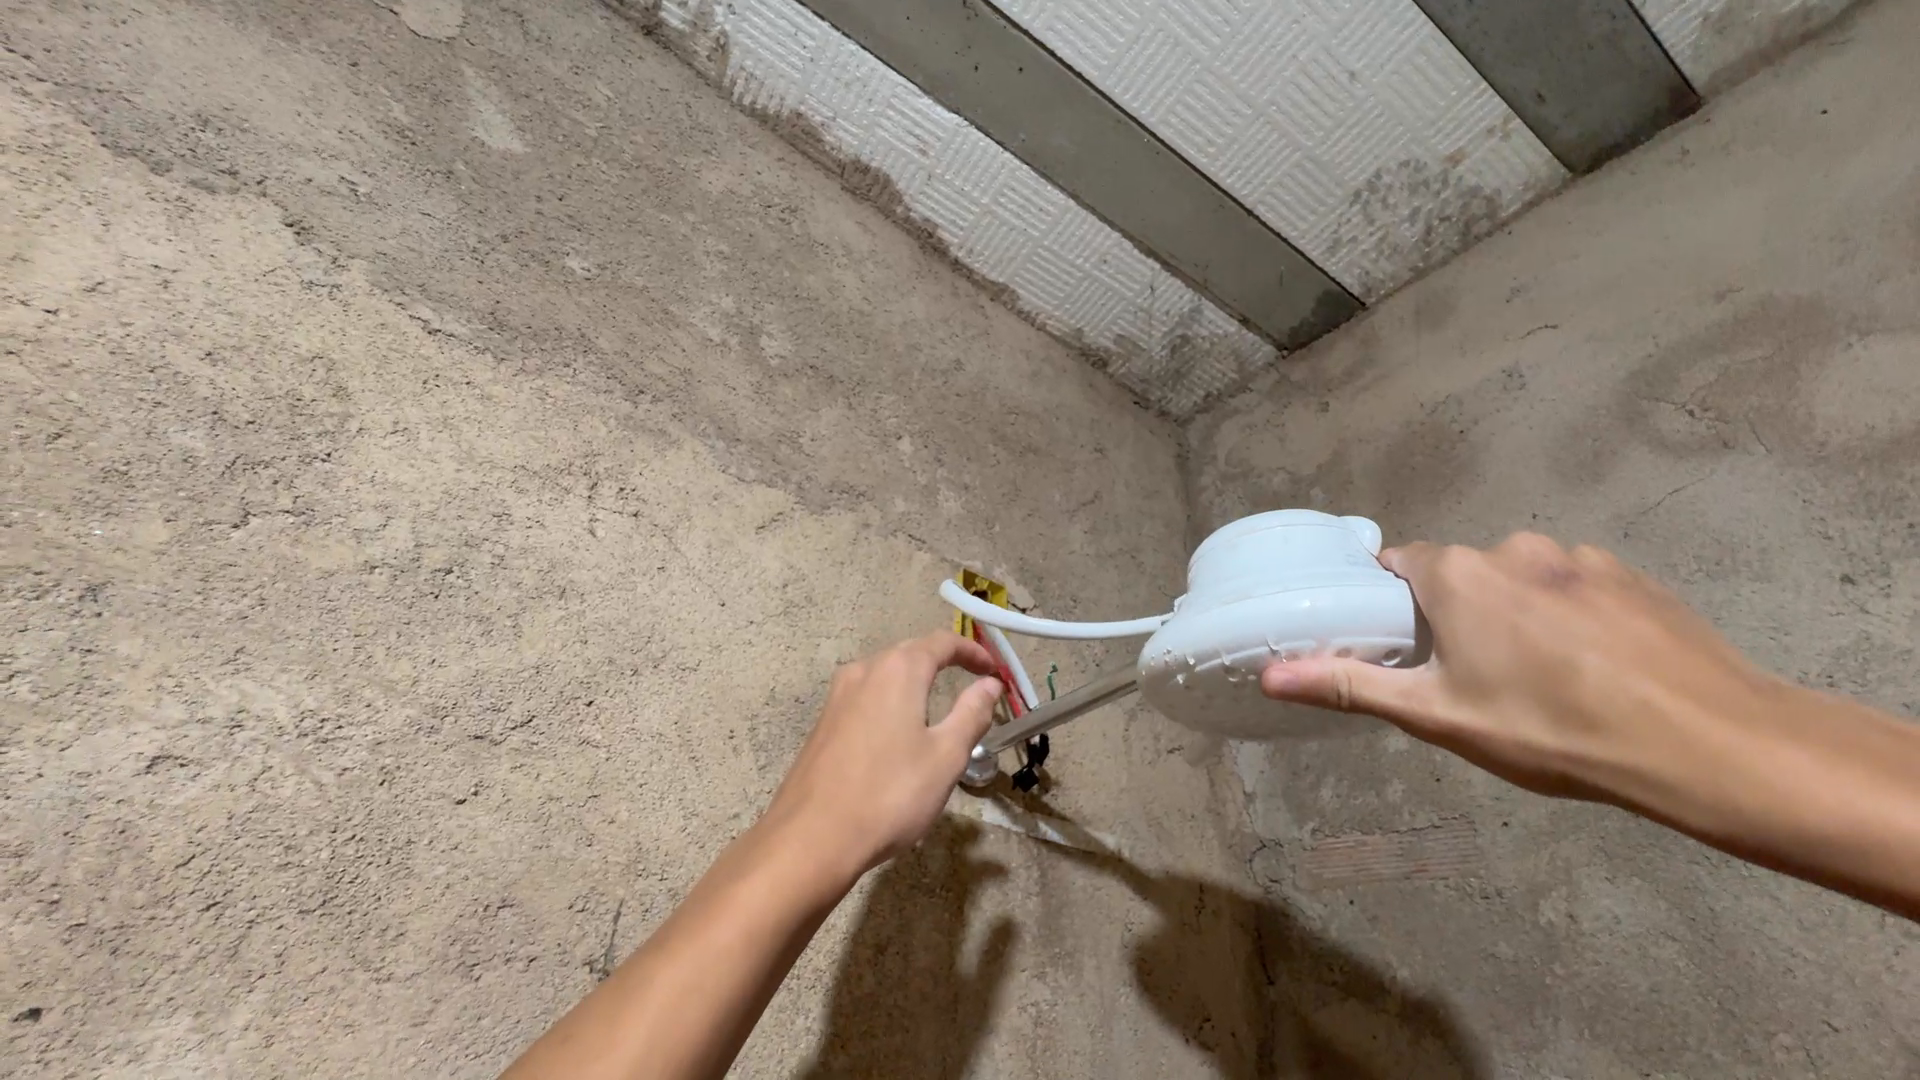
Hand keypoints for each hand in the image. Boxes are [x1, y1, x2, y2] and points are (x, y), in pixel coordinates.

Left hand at [762, 631, 1002, 875]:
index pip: (942, 642)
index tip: (994, 670)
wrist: (812, 837)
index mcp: (898, 671)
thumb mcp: (945, 757)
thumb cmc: (889, 794)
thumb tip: (990, 685)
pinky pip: (866, 696)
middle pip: (911, 652)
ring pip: (885, 673)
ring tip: (939, 704)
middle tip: (974, 681)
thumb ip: (971, 714)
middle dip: (944, 660)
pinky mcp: (824, 722)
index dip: (973, 651)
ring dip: (915, 680)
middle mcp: (864, 671)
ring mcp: (838, 696)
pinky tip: (898, 731)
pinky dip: (891, 700)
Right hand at [1260, 533, 1787, 801]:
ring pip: (1518, 579)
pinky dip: (1567, 614)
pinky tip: (1592, 665)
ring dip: (1512, 612)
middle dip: (1452, 613)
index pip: (1397, 564)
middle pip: (1457, 573)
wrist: (1709, 743)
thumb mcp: (1437, 714)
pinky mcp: (1633, 576)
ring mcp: (1579, 557)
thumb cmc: (1550, 728)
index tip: (1397, 642)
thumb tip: (1267, 676)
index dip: (1390, 602)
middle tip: (1468, 673)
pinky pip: (1574, 585)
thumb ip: (1348, 685)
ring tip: (1538, 675)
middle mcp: (1511, 548)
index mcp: (1455, 573)